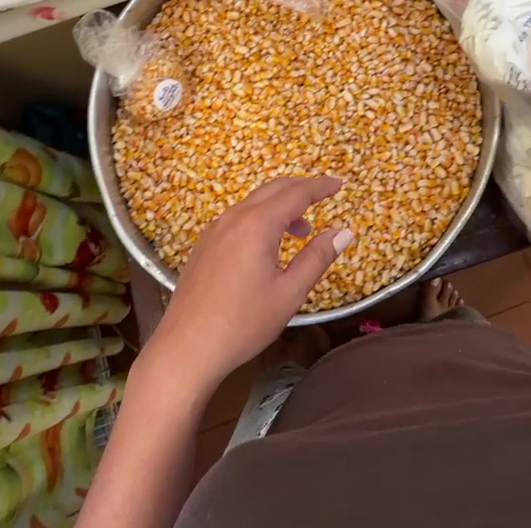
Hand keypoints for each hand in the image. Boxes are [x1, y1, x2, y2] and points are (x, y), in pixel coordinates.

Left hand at [149, 176, 352, 388]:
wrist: (186, 348)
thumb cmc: (243, 324)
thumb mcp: (289, 293)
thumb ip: (317, 258)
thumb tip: (344, 232)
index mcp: (258, 225)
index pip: (296, 194)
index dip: (320, 187)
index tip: (339, 183)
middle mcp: (234, 217)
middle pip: (273, 189)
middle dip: (301, 189)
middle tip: (325, 196)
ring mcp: (215, 229)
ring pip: (254, 203)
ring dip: (281, 206)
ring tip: (302, 231)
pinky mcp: (204, 244)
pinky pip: (238, 217)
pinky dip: (261, 218)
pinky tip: (267, 245)